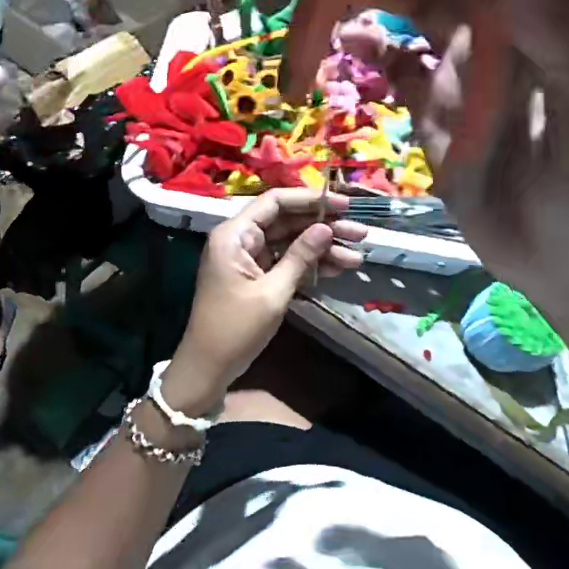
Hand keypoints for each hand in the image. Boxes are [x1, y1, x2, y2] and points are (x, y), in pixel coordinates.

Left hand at [165, 190, 366, 406]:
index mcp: (235, 235)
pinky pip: (286, 261)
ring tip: (357, 257)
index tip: (343, 205)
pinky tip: (339, 269)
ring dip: (322, 249)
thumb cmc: (235, 328)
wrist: (208, 368)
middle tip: (361, 233)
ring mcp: (249, 259)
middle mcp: (241, 239)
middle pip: (287, 222)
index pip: (275, 202)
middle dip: (324, 227)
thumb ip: (300, 257)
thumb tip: (325, 228)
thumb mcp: (273, 293)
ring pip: (291, 242)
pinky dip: (310, 265)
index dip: (310, 200)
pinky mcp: (257, 277)